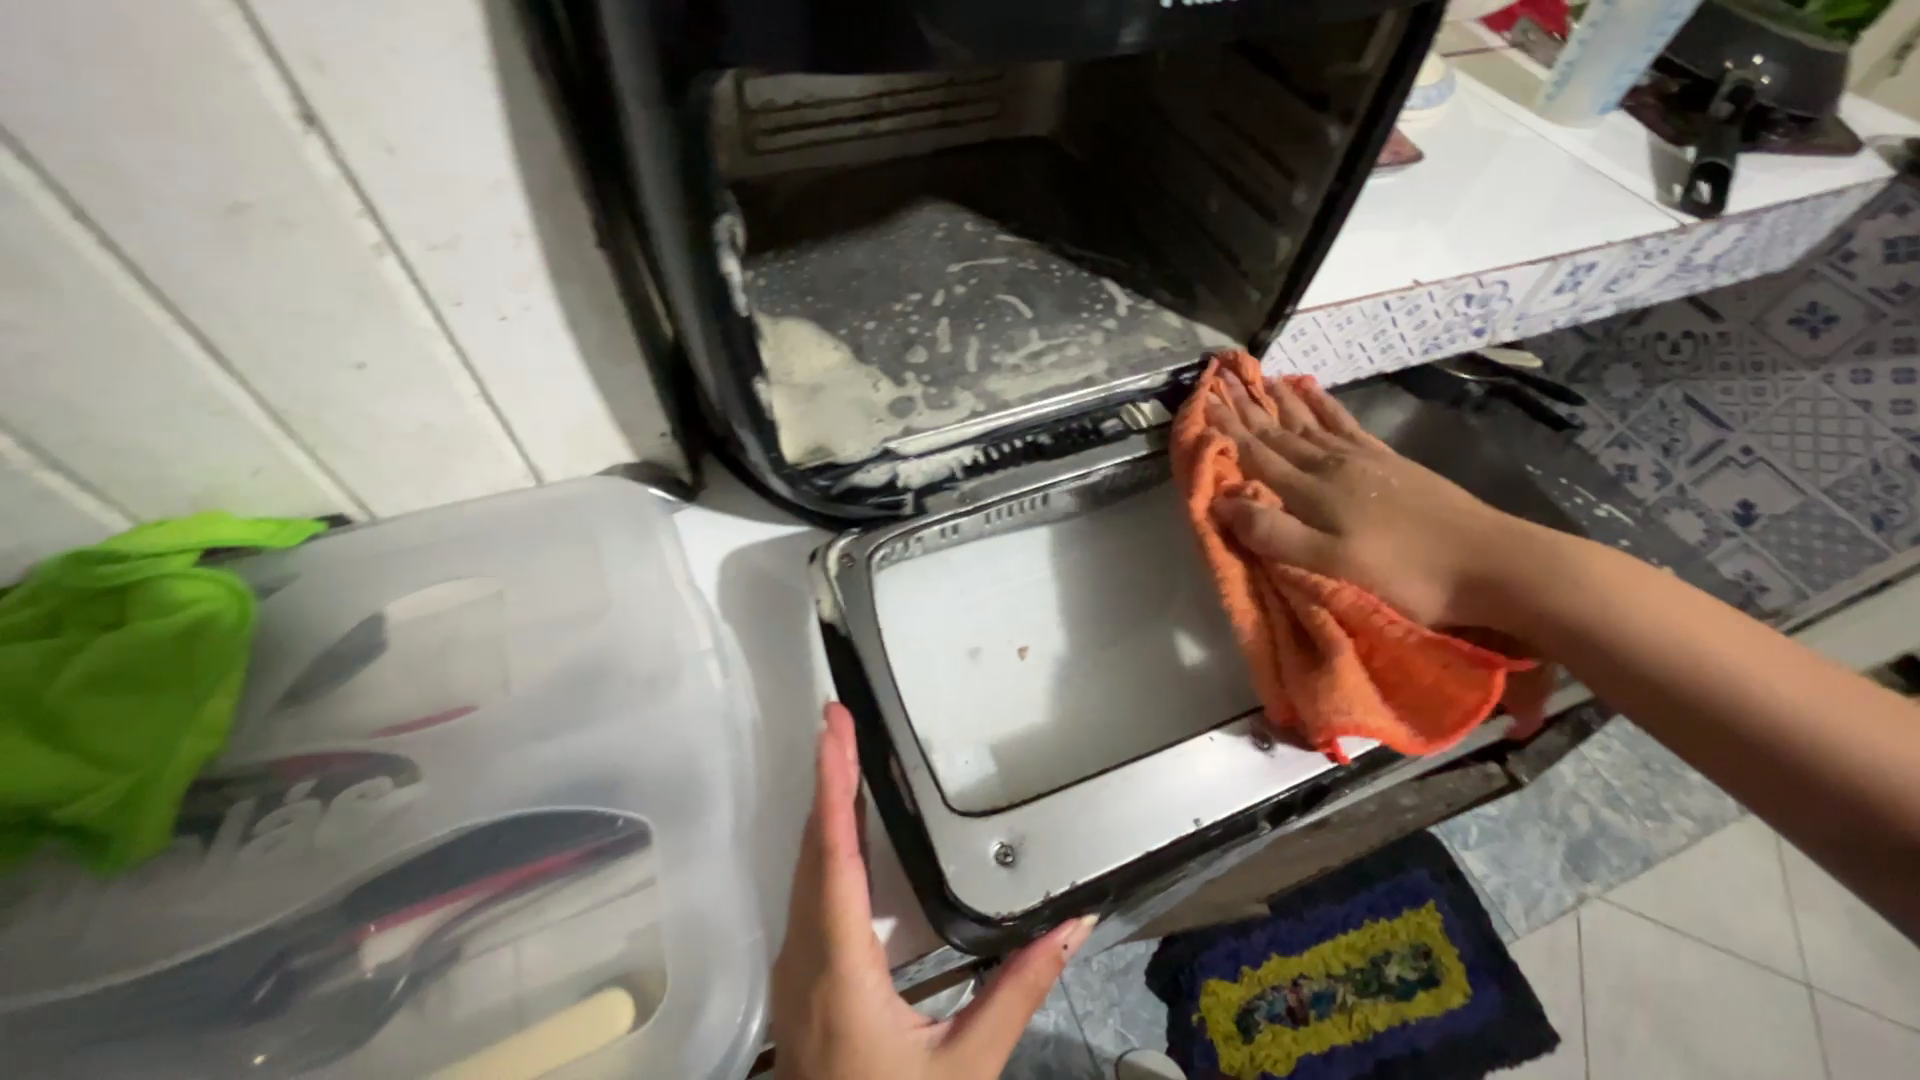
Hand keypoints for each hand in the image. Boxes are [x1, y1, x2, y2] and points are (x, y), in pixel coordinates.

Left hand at [771, 703, 1097, 1079]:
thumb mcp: (965, 1068)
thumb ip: (1017, 992)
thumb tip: (1071, 926)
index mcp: (840, 967)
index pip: (833, 858)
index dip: (832, 787)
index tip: (830, 731)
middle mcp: (804, 955)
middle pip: (811, 849)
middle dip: (824, 778)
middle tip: (837, 720)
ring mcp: (794, 966)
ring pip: (804, 868)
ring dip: (822, 807)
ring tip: (840, 755)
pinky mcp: (800, 976)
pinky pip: (808, 893)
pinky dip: (824, 846)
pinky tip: (843, 832)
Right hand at [1203, 372, 1556, 736]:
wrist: (1491, 562)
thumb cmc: (1405, 575)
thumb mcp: (1331, 566)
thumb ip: (1274, 534)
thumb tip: (1220, 502)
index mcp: (1313, 492)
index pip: (1257, 454)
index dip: (1227, 429)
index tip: (1201, 402)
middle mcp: (1332, 465)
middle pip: (1279, 431)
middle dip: (1246, 406)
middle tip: (1220, 377)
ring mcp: (1364, 460)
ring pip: (1309, 422)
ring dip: (1280, 400)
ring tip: (1259, 377)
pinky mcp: (1390, 462)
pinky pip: (1346, 423)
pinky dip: (1324, 405)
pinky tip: (1314, 392)